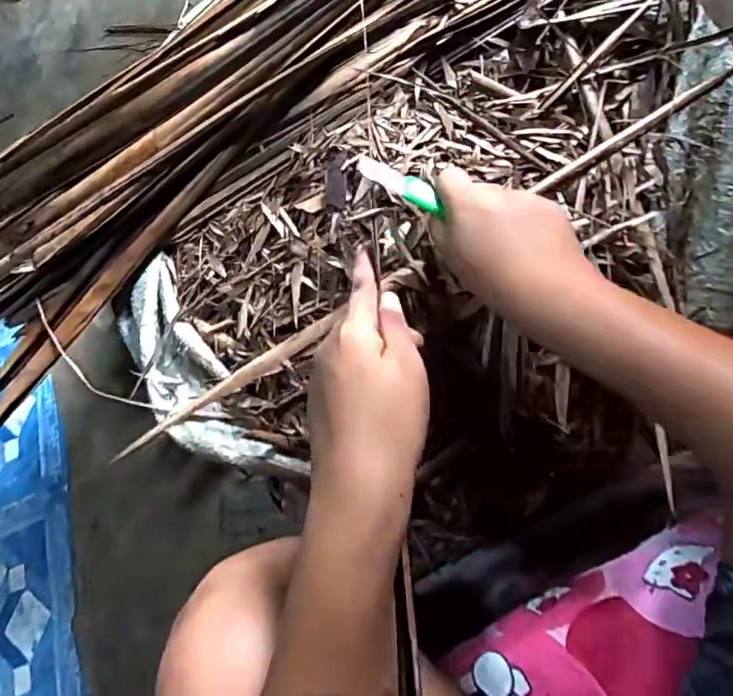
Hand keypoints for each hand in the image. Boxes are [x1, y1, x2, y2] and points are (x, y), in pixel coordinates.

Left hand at [308, 249, 428, 501]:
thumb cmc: (392, 418)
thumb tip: (385, 299)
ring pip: (347, 346)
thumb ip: (395, 327)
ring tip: (402, 371)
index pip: (359, 292)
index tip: (362, 250)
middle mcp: (327, 349)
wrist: (358, 482)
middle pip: (352, 320)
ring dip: (372, 347)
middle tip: (414, 339)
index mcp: (349, 333)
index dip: (365, 271)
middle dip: (378, 321)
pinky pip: (341, 369)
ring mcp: (318, 376)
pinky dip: (361, 368)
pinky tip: (379, 395)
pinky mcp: (318, 402)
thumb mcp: (406, 365)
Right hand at [431, 166, 595, 324]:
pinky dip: (529, 225)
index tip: (448, 212)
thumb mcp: (452, 260)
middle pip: (479, 190)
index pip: (447, 176)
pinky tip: (533, 252)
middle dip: (478, 209)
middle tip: (481, 241)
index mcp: (467, 202)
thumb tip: (438, 215)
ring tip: (511, 252)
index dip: (446, 193)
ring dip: (504, 218)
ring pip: (506, 202)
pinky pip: (530, 210)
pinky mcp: (551, 207)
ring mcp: (526, 197)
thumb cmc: (496, 281)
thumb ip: (441, 229)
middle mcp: (496, 192)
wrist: (553, 292)